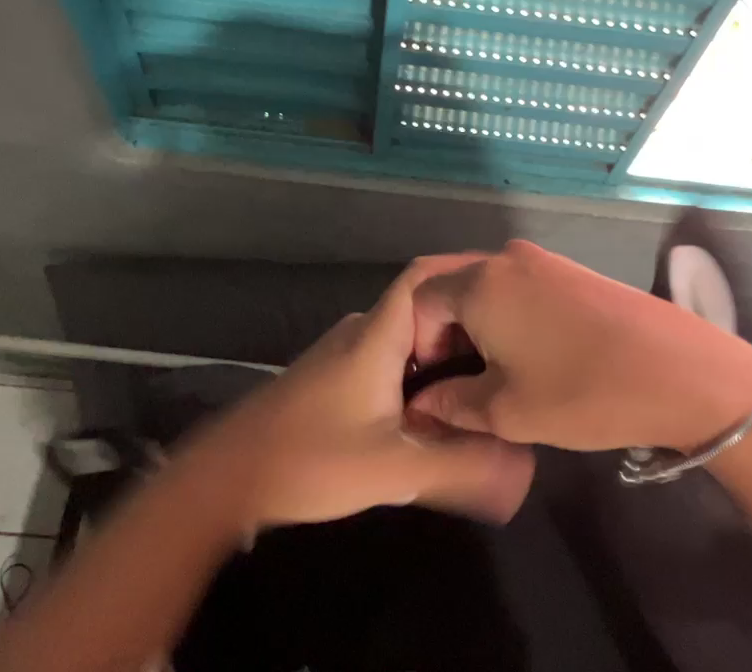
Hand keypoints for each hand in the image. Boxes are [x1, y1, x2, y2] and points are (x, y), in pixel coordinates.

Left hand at [178, 256, 534, 528]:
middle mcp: (361, 332)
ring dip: (446, 354)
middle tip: (516, 348)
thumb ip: (459, 463)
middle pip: (424, 309)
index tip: (510, 289)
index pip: (427, 277)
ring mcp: (344, 354)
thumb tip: (522, 463)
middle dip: (469, 325)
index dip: (467, 273)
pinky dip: (422, 374)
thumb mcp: (394, 467)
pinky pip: (391, 361)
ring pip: (407, 339)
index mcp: (376, 335)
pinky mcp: (335, 379)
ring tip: (493, 376)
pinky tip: (444, 406)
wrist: (229, 477)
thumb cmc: (309, 459)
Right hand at [407, 240, 751, 451]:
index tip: (431, 385)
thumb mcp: (508, 411)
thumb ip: (453, 405)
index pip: (419, 301)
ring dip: (473, 322)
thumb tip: (424, 404)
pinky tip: (523, 353)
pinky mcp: (571, 271)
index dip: (415, 345)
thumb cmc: (583, 392)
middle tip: (450, 377)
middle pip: (450, 284)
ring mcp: (543, 260)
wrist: (680, 373)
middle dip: (439, 329)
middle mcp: (506, 259)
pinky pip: (517, 286)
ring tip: (486, 371)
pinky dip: (504, 314)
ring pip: (485, 284)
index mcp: (480, 284)